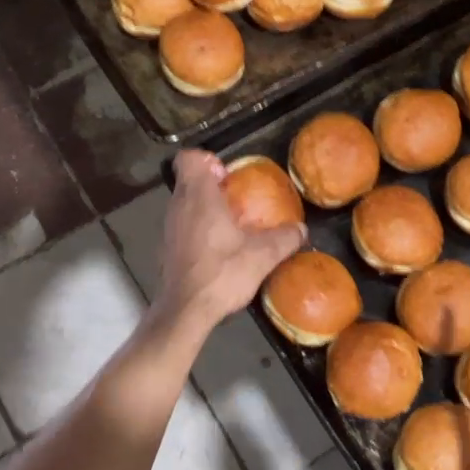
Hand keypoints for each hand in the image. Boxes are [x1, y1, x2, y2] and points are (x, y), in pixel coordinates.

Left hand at [157, 150, 304, 332]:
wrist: (185, 311)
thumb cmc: (222, 273)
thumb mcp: (263, 256)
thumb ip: (285, 238)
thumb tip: (302, 230)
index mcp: (199, 197)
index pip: (189, 158)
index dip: (207, 160)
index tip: (227, 176)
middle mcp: (178, 206)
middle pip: (189, 180)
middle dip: (212, 185)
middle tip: (238, 199)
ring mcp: (169, 229)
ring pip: (184, 204)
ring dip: (205, 209)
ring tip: (232, 224)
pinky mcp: (167, 249)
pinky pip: (183, 227)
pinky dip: (198, 229)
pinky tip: (219, 249)